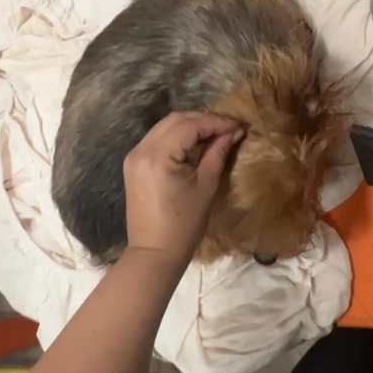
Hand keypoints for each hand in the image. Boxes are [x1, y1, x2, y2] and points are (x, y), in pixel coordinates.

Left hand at [122, 112, 242, 265]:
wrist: (154, 253)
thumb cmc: (184, 224)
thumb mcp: (205, 186)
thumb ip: (217, 153)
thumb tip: (232, 132)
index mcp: (158, 156)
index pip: (189, 126)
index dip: (216, 122)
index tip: (238, 126)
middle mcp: (141, 150)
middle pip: (175, 120)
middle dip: (203, 120)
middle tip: (228, 127)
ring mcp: (134, 156)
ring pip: (165, 127)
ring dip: (190, 126)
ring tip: (215, 133)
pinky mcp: (134, 165)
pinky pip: (157, 140)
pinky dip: (177, 137)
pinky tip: (195, 143)